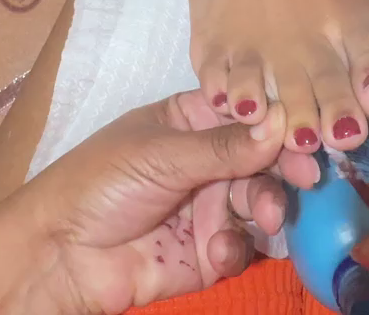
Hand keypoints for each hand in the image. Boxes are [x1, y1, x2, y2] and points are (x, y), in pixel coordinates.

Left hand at [14, 90, 291, 313]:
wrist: (61, 257)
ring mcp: (210, 206)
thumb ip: (224, 146)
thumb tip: (281, 120)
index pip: (245, 112)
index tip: (307, 129)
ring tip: (264, 216)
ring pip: (260, 201)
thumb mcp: (162, 154)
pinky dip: (239, 247)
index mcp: (191, 119)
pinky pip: (243, 246)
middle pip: (261, 158)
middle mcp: (207, 159)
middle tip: (307, 177)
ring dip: (268, 206)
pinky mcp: (209, 252)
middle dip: (283, 166)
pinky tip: (218, 250)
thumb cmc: (103, 181)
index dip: (276, 118)